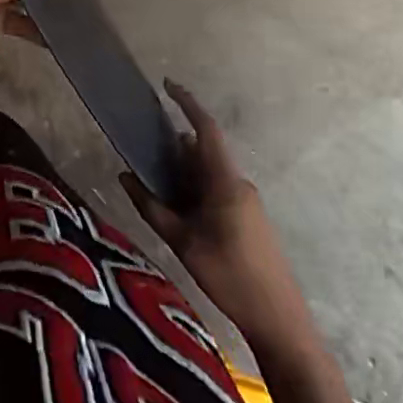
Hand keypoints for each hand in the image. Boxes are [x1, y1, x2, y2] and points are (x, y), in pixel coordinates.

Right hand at [120, 81, 312, 345]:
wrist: (278, 317)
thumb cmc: (229, 276)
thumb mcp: (183, 243)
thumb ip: (152, 208)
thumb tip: (125, 176)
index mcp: (225, 181)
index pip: (206, 129)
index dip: (187, 103)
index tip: (167, 85)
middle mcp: (238, 183)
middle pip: (202, 151)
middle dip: (172, 148)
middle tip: (143, 154)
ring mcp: (245, 200)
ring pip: (208, 172)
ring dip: (182, 172)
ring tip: (154, 186)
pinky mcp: (247, 216)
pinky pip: (216, 188)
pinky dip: (194, 189)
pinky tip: (177, 211)